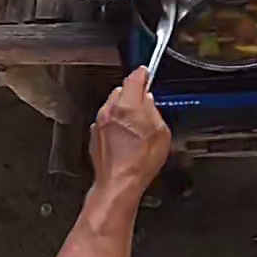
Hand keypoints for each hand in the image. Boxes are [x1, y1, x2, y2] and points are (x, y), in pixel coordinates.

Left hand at [89, 68, 170, 205]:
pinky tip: (126, 138)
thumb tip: (149, 104)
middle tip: (145, 104)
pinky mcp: (94, 135)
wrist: (119, 184)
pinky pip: (106, 122)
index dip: (143, 73)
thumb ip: (154, 112)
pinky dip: (115, 124)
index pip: (134, 78)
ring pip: (112, 106)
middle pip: (121, 91)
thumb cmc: (138, 163)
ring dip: (123, 110)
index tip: (146, 72)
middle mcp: (110, 110)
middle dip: (133, 94)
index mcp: (128, 105)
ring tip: (137, 126)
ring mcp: (99, 123)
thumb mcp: (161, 133)